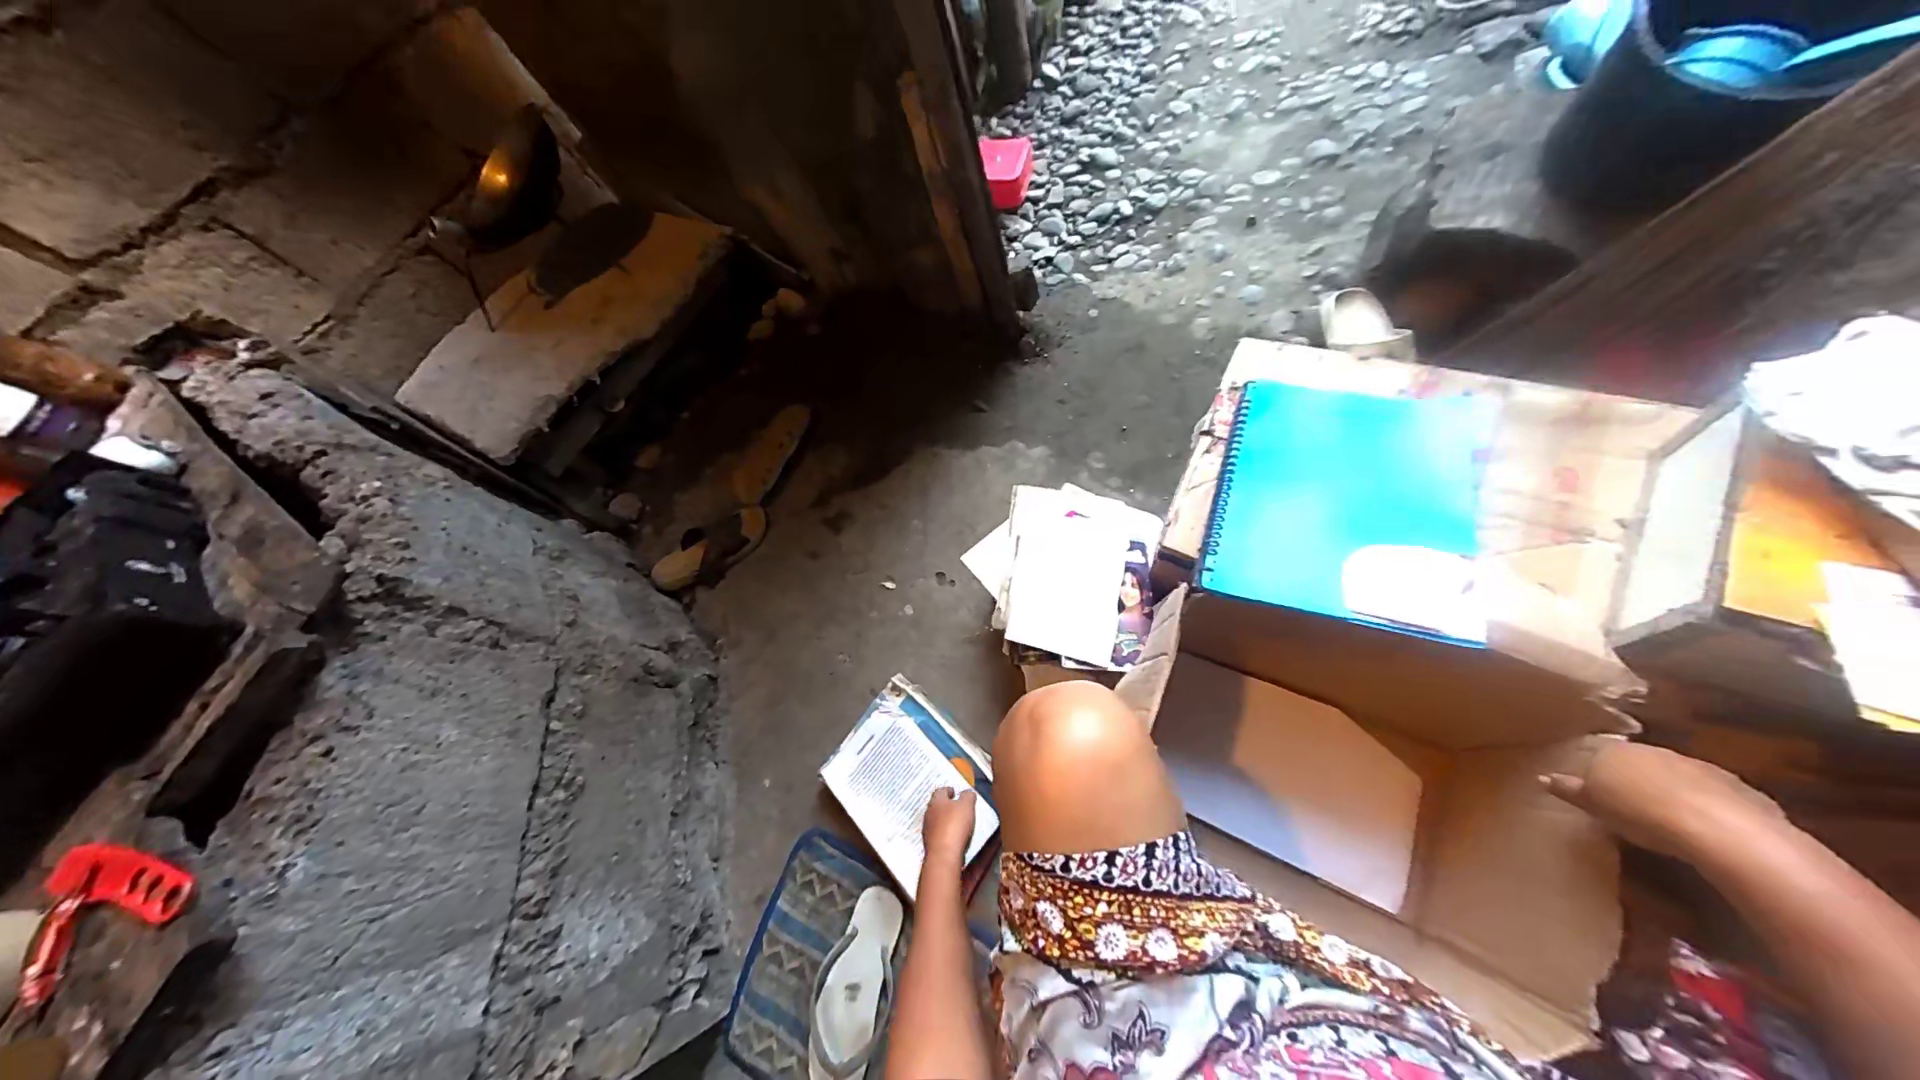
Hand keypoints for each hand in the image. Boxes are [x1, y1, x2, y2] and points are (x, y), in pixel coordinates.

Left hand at [921, 788, 977, 866]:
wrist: (943, 854)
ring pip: (936, 819)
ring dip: (944, 819)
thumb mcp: (966, 806)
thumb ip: (967, 796)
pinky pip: (938, 833)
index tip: (955, 792)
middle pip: (937, 805)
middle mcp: (928, 813)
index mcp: (936, 801)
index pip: (940, 790)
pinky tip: (952, 836)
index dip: (948, 790)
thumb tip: (967, 792)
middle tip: (957, 806)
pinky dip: (944, 831)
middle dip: (946, 805)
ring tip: (956, 821)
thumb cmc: (955, 825)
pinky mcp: (929, 843)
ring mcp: (927, 829)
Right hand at [1543, 741, 1784, 859]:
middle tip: (1634, 811)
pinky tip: (1708, 831)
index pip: (1599, 758)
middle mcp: (1655, 751)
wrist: (1721, 830)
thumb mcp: (1594, 806)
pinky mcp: (1738, 788)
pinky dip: (1708, 808)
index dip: (1600, 778)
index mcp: (1615, 752)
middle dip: (1637, 783)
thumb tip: (1543, 777)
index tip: (1602, 800)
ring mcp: (1699, 767)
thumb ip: (1570, 790)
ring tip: (1672, 823)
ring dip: (1674, 794)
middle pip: (1640, 766)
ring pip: (1677, 778)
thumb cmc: (1641, 814)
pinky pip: (1714, 796)